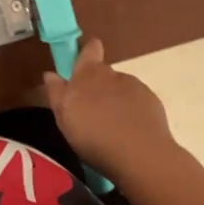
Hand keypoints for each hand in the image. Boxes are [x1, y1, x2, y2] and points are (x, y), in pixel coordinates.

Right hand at [43, 39, 179, 181]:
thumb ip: (57, 92)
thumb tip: (50, 74)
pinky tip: (130, 132)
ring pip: (121, 89)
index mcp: (88, 74)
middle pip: (104, 73)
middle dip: (99, 85)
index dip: (88, 52)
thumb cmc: (93, 136)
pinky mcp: (152, 103)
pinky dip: (133, 112)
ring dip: (116, 100)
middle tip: (92, 110)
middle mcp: (113, 74)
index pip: (90, 50)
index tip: (85, 64)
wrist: (139, 154)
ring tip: (112, 126)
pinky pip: (138, 102)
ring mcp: (135, 87)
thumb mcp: (64, 117)